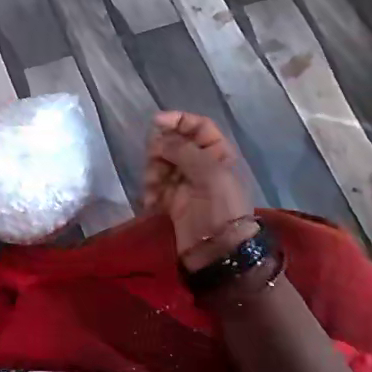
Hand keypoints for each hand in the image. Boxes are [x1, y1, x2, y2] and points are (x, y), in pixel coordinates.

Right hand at [143, 111, 255, 269]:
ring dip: (152, 173)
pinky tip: (152, 203)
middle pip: (174, 144)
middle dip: (160, 151)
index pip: (197, 126)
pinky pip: (155, 187)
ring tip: (153, 189)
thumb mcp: (210, 172)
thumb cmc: (221, 207)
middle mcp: (202, 165)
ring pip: (160, 165)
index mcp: (218, 153)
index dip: (178, 120)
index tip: (155, 123)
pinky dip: (150, 192)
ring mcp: (185, 184)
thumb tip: (158, 136)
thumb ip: (183, 149)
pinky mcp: (172, 202)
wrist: (218, 250)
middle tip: (154, 162)